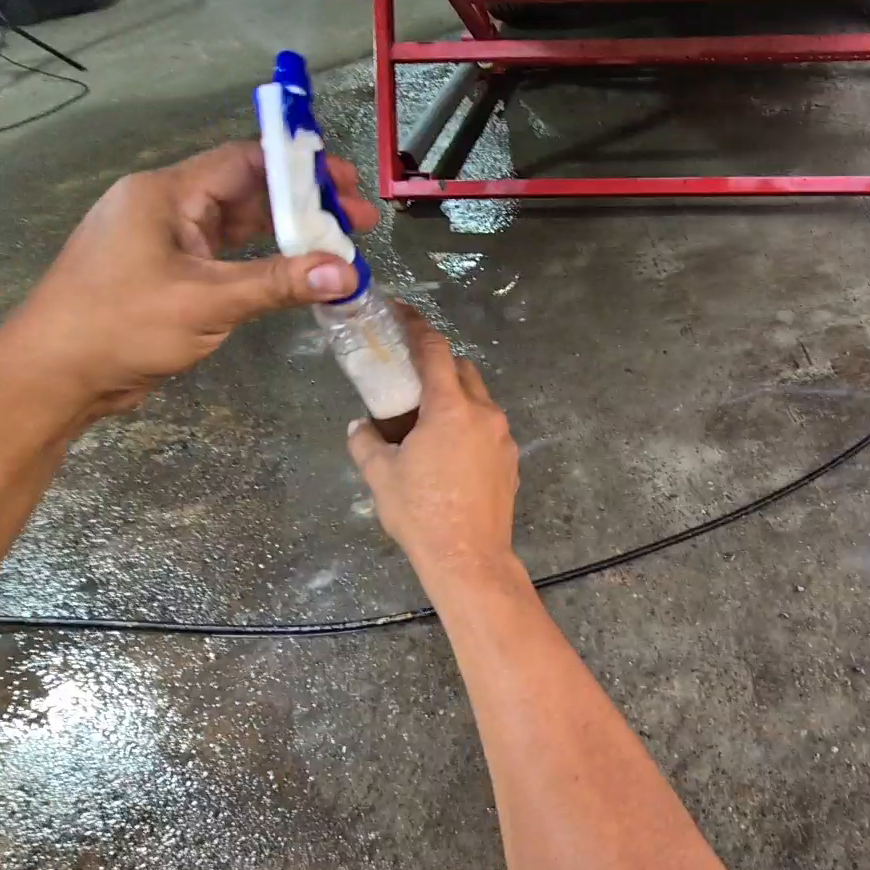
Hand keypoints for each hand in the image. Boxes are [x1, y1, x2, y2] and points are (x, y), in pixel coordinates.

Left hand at [0, 141, 379, 414]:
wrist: (55, 373)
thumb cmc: (121, 324)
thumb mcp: (208, 300)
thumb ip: (280, 283)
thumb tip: (349, 273)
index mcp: (165, 194)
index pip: (244, 161)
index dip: (300, 167)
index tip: (348, 182)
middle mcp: (167, 207)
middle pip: (249, 191)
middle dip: (307, 203)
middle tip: (360, 219)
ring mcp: (168, 240)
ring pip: (242, 224)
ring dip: (292, 233)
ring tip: (342, 245)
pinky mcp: (173, 271)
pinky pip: (231, 253)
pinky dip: (270, 259)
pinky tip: (301, 271)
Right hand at [347, 306, 519, 588]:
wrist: (469, 556)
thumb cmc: (421, 513)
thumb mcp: (381, 475)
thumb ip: (365, 442)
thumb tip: (359, 426)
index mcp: (451, 408)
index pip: (435, 351)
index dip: (416, 326)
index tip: (401, 313)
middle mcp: (485, 414)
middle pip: (463, 371)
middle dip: (437, 366)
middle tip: (408, 377)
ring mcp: (503, 438)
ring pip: (480, 400)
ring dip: (455, 397)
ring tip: (426, 419)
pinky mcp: (511, 460)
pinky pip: (489, 428)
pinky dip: (469, 425)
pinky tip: (449, 450)